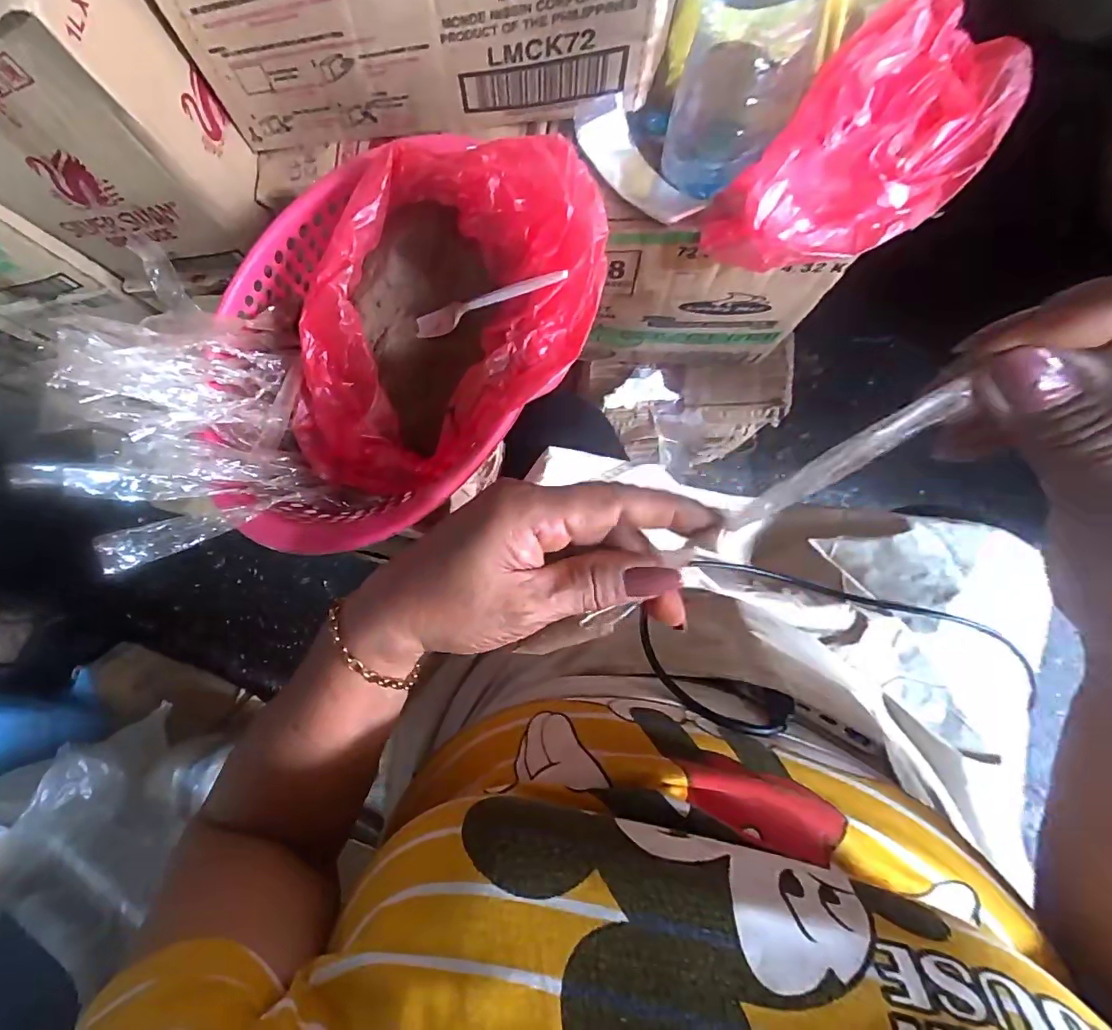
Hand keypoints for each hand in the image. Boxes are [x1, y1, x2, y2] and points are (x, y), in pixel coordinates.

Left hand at [340, 480, 715, 668]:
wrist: (395, 612)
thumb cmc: (455, 610)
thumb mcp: (532, 605)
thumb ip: (597, 584)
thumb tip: (665, 574)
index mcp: (531, 508)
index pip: (615, 502)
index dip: (669, 513)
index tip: (716, 530)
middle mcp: (529, 496)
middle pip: (606, 518)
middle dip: (644, 560)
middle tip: (670, 614)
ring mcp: (519, 509)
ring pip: (590, 529)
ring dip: (620, 564)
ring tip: (646, 609)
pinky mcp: (513, 526)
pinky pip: (567, 536)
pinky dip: (592, 562)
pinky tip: (608, 588)